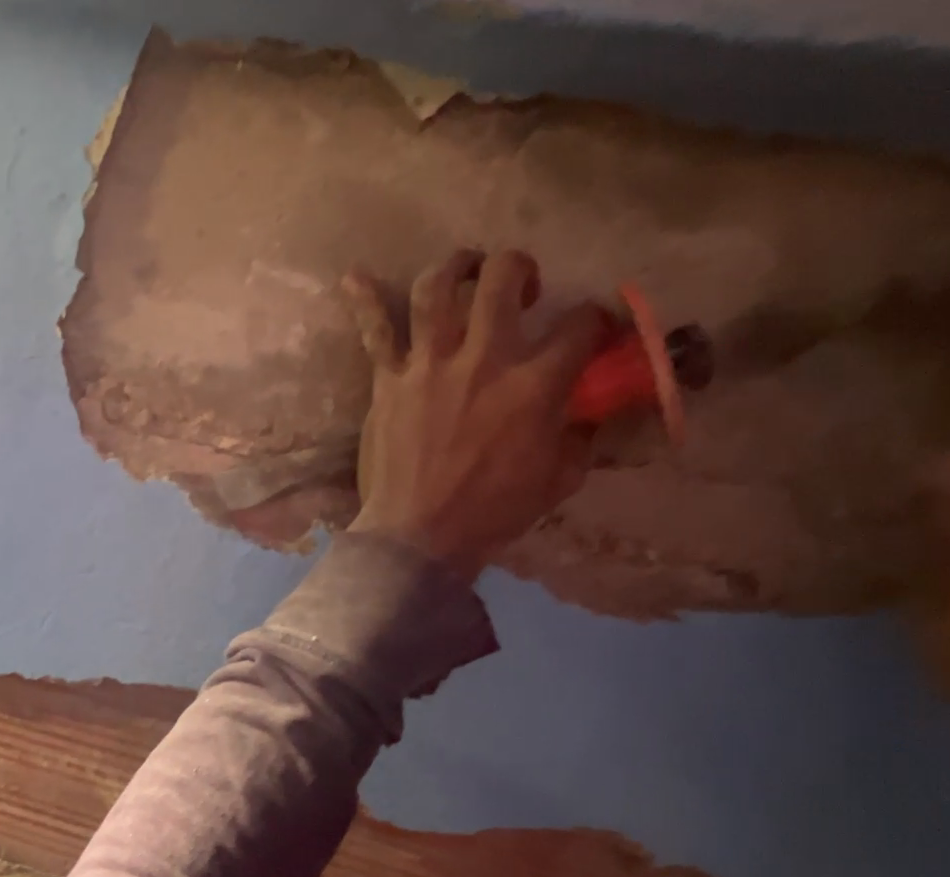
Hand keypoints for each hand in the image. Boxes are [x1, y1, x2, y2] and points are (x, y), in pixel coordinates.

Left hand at [341, 249, 611, 569]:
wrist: (419, 535)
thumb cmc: (492, 514)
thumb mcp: (559, 479)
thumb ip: (580, 435)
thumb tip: (591, 409)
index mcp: (535, 384)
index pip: (580, 325)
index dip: (596, 319)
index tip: (592, 328)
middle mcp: (482, 360)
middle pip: (503, 280)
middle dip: (519, 268)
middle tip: (521, 286)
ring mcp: (429, 366)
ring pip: (437, 290)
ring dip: (454, 267)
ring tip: (464, 268)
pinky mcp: (388, 382)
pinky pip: (375, 333)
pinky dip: (364, 302)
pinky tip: (353, 277)